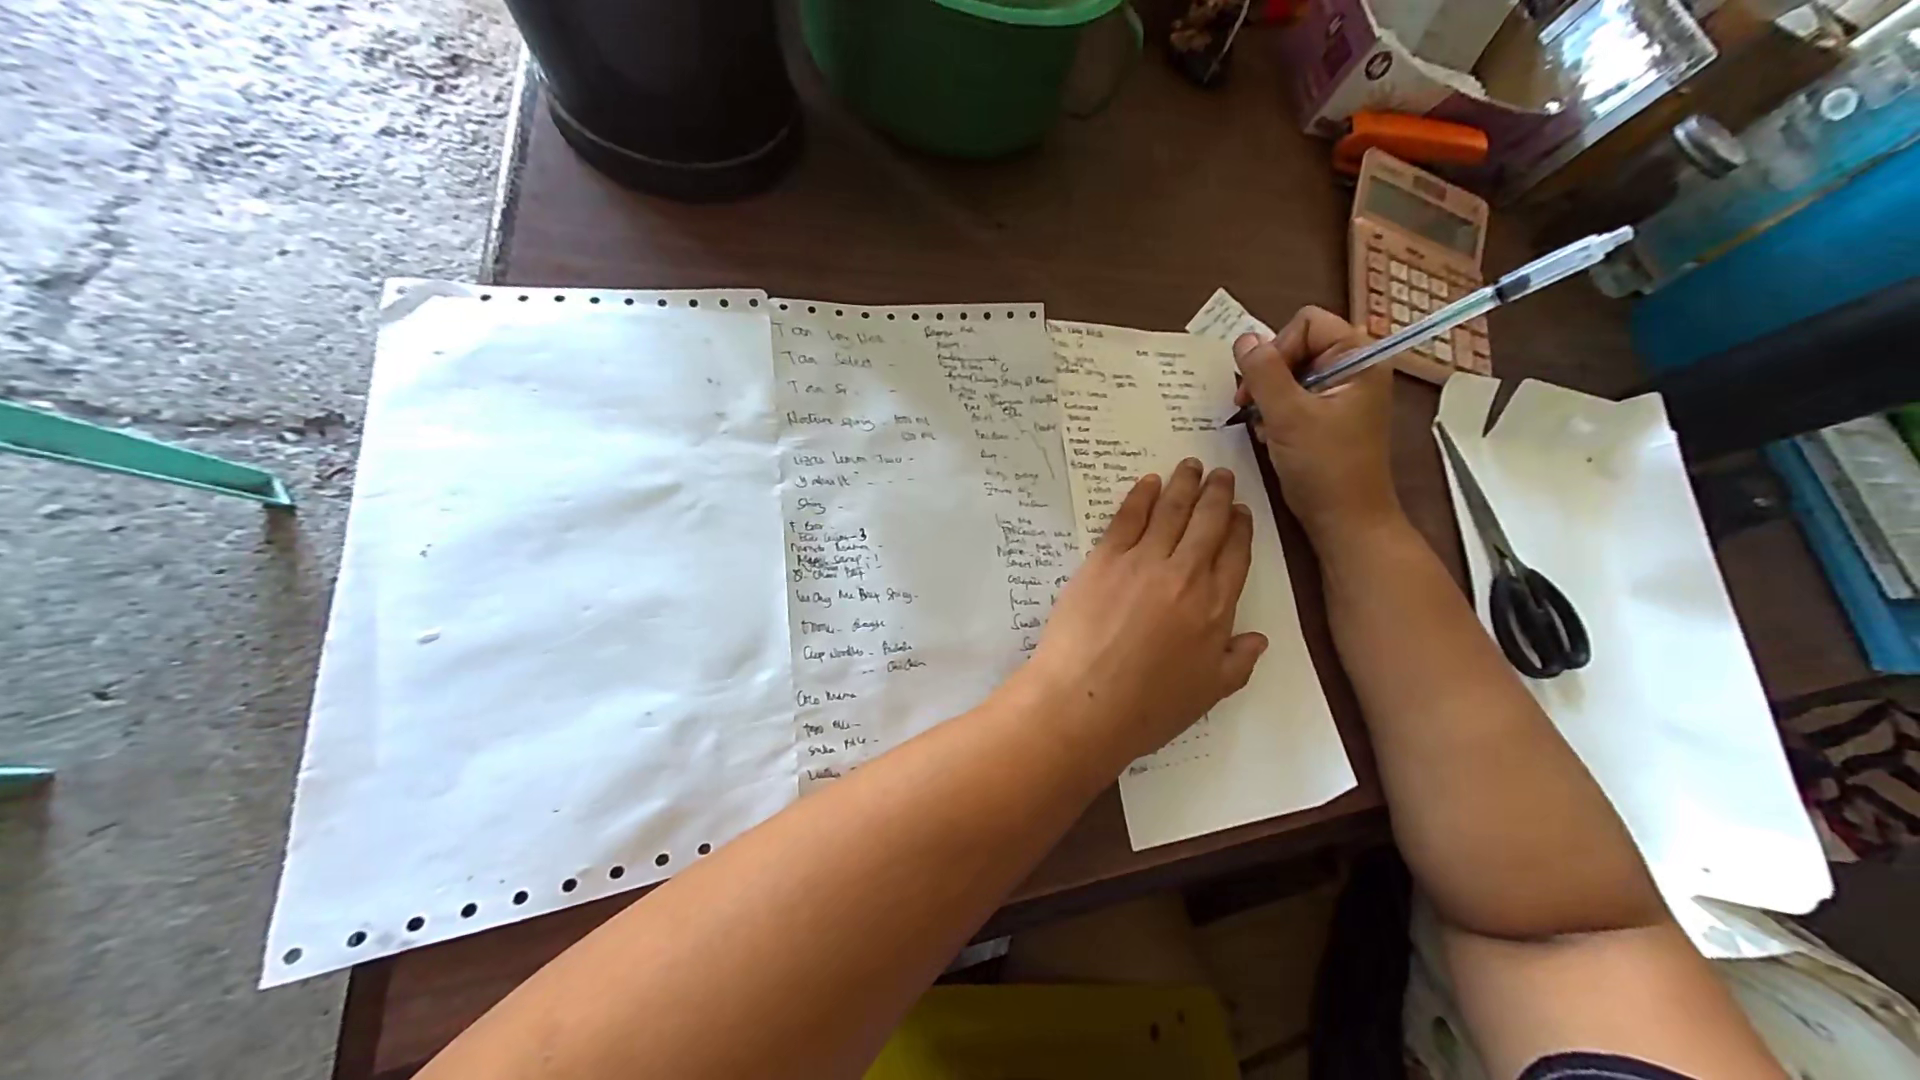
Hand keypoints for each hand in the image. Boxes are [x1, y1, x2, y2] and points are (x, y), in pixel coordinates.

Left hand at [1014, 459, 1267, 767]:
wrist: (1085, 702)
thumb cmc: (1148, 708)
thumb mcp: (1208, 693)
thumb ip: (1238, 662)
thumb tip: (1258, 638)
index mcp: (1216, 609)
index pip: (1236, 556)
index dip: (1240, 529)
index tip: (1241, 510)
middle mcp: (1186, 577)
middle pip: (1208, 524)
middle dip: (1218, 495)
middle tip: (1221, 474)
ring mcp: (1143, 563)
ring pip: (1171, 512)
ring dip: (1184, 485)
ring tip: (1191, 466)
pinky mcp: (1104, 560)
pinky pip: (1128, 518)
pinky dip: (1142, 496)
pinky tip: (1149, 483)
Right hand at [1233, 306, 1399, 542]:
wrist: (1345, 519)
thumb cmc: (1325, 467)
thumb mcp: (1288, 416)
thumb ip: (1263, 373)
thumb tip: (1243, 339)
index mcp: (1357, 358)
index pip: (1307, 323)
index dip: (1277, 348)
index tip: (1259, 384)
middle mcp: (1351, 369)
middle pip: (1296, 346)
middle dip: (1267, 374)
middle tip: (1247, 405)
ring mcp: (1339, 394)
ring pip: (1288, 373)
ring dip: (1267, 396)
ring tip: (1261, 425)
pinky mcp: (1326, 416)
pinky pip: (1291, 397)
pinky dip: (1274, 412)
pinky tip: (1268, 435)